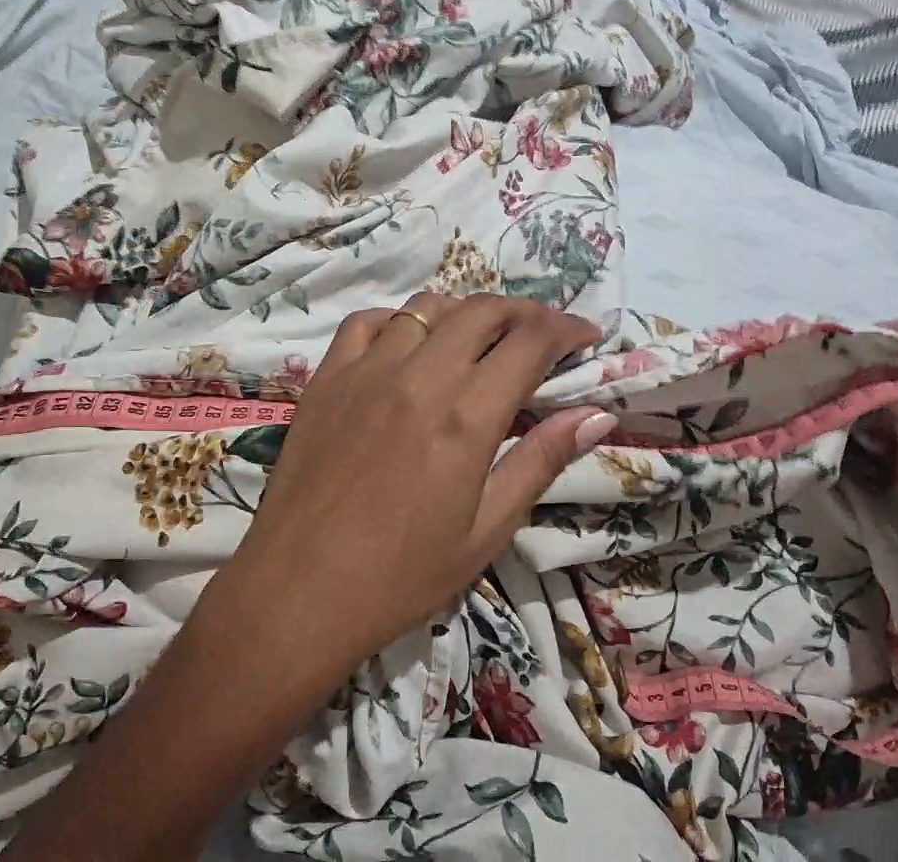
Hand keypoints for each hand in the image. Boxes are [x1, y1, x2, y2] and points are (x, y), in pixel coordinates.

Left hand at [226, 292, 614, 661]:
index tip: (587, 336)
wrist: (300, 590)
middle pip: (482, 310)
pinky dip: (398, 321)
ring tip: (479, 340)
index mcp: (466, 416)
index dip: (567, 328)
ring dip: (464, 313)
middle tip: (542, 336)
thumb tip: (597, 415)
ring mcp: (364, 372)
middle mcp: (418, 376)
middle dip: (524, 312)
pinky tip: (407, 345)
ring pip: (425, 308)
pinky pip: (365, 323)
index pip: (530, 341)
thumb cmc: (402, 575)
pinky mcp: (325, 380)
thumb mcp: (486, 531)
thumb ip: (540, 462)